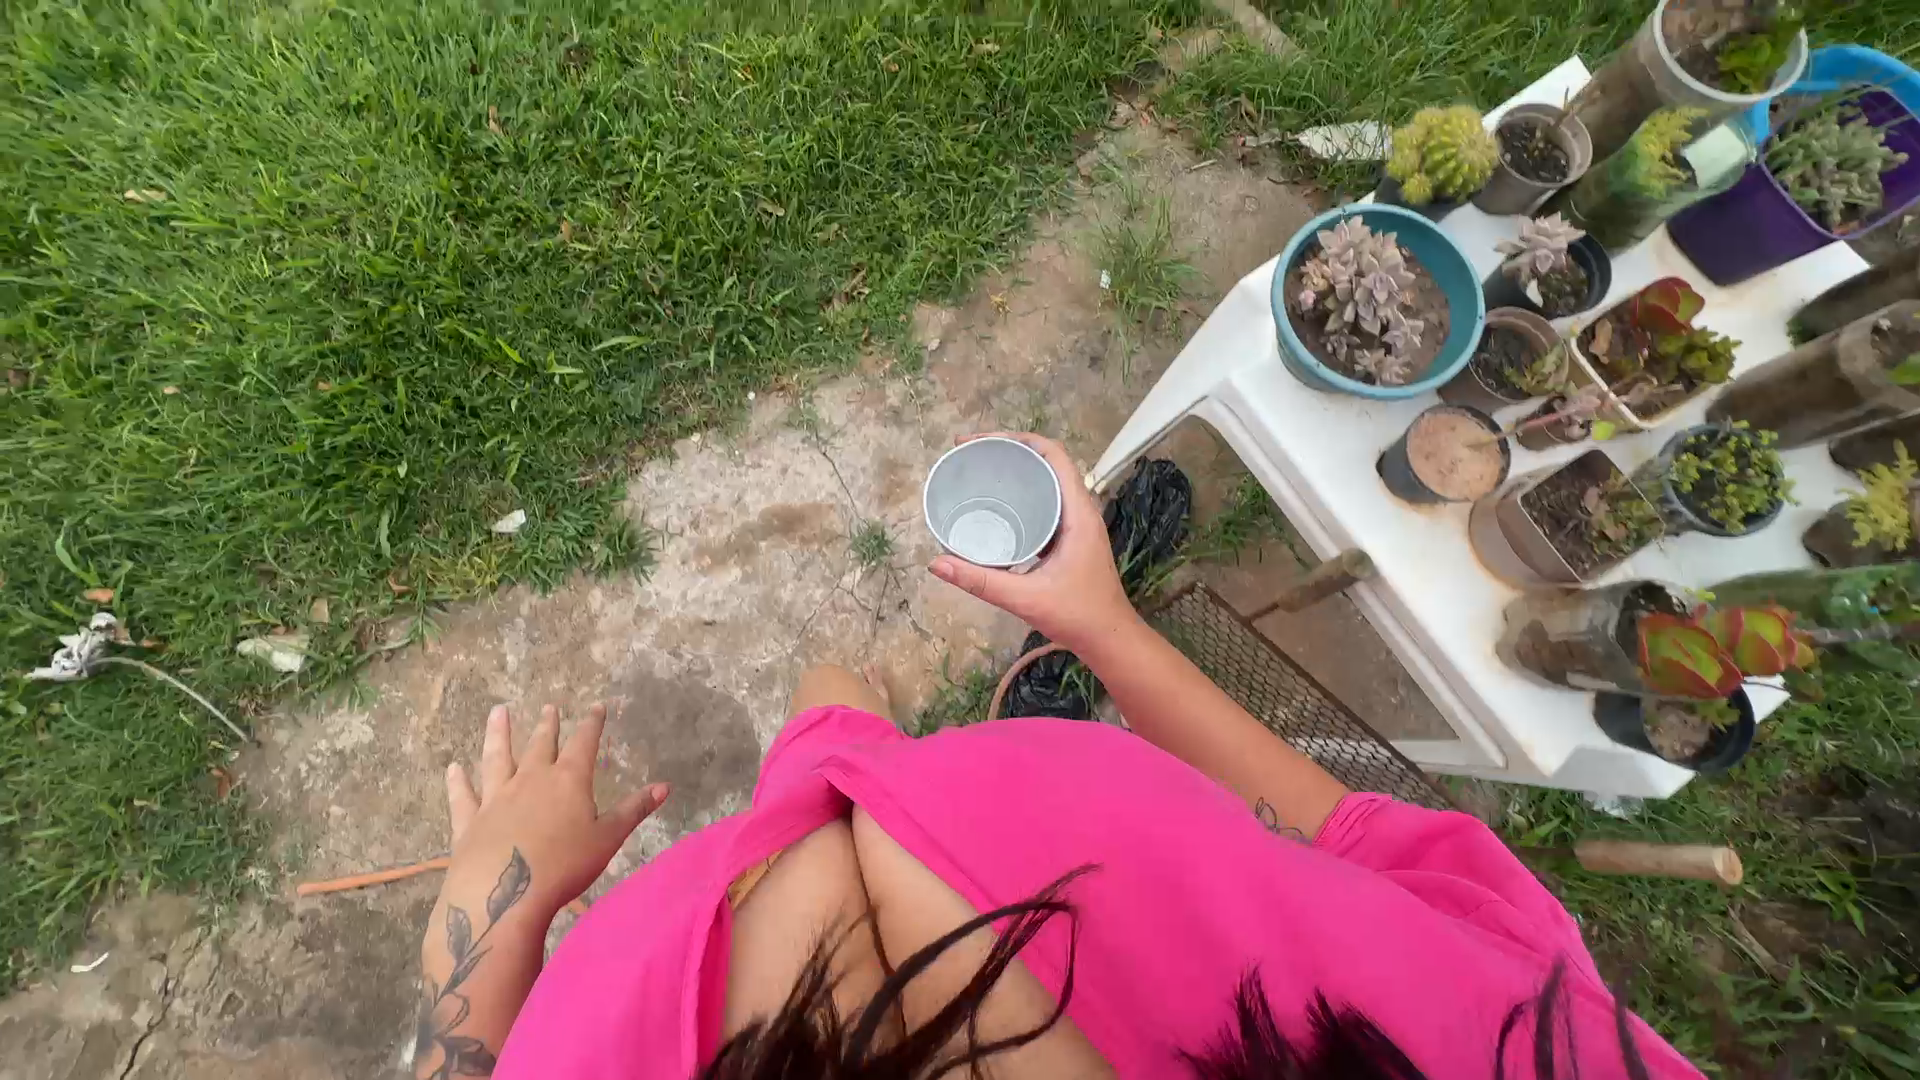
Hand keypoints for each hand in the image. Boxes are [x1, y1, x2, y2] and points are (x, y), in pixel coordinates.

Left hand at [441, 703, 669, 920]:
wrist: (501, 899)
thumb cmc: (564, 866)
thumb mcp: (608, 838)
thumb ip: (634, 809)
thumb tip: (665, 786)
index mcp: (569, 780)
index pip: (584, 742)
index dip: (592, 724)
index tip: (597, 707)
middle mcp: (531, 780)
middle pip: (540, 745)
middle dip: (547, 725)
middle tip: (549, 707)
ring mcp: (496, 799)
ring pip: (497, 759)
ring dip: (499, 734)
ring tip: (498, 712)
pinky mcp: (470, 823)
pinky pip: (463, 797)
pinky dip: (458, 781)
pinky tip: (453, 768)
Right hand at [928, 433, 1137, 649]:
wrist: (1110, 640)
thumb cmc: (1077, 616)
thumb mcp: (1024, 598)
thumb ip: (980, 581)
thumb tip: (937, 563)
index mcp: (1078, 513)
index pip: (1054, 456)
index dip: (1019, 439)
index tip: (981, 442)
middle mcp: (1080, 511)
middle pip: (1047, 463)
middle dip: (1010, 451)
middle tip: (972, 456)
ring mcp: (1078, 524)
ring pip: (1047, 484)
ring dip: (1018, 473)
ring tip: (981, 474)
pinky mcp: (1071, 539)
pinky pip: (1046, 504)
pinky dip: (1023, 497)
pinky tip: (997, 510)